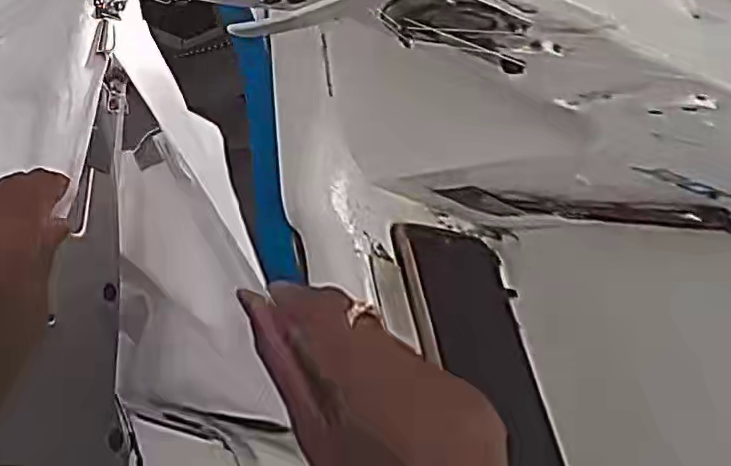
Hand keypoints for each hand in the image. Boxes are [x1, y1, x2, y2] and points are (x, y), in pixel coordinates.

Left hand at [0, 170, 70, 465]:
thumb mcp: (37, 303)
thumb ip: (47, 253)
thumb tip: (51, 232)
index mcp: (10, 218)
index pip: (41, 183)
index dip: (57, 193)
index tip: (65, 201)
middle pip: (12, 190)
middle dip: (30, 208)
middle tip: (47, 233)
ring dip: (3, 220)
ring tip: (18, 259)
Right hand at [240, 283, 506, 465]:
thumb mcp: (313, 432)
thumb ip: (282, 361)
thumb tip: (258, 310)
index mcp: (361, 371)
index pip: (319, 303)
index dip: (293, 297)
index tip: (276, 299)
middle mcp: (408, 367)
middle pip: (353, 320)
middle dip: (328, 329)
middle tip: (308, 352)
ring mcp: (444, 383)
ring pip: (386, 342)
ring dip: (366, 356)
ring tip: (358, 402)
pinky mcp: (472, 401)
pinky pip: (424, 370)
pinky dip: (404, 382)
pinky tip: (395, 415)